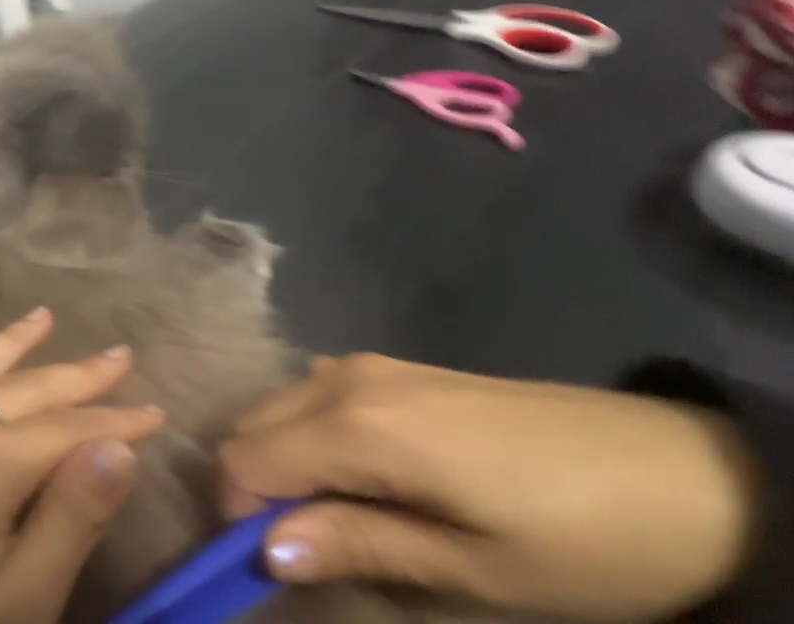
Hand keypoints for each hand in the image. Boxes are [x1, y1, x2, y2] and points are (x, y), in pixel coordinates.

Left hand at [0, 309, 165, 623]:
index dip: (114, 420)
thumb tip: (117, 447)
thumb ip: (70, 518)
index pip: (64, 429)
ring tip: (42, 316)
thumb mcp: (21, 598)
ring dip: (7, 346)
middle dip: (74, 375)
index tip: (158, 410)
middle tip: (119, 354)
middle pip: (21, 392)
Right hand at [218, 354, 759, 622]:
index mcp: (355, 425)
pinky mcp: (392, 368)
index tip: (273, 567)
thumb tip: (265, 551)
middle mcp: (341, 379)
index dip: (238, 516)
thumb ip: (358, 546)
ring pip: (275, 410)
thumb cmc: (583, 538)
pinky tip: (368, 477)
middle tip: (310, 549)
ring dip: (283, 464)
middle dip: (256, 490)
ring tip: (343, 519)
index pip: (243, 461)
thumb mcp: (475, 568)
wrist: (694, 476)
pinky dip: (309, 439)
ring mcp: (365, 365)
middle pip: (248, 428)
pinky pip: (312, 398)